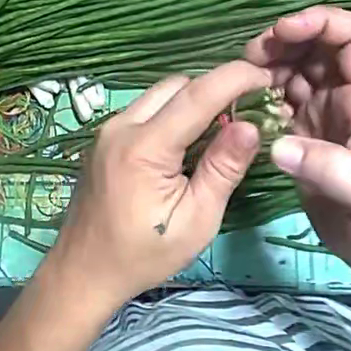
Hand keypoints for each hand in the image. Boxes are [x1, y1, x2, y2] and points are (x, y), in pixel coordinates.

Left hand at [47, 61, 272, 302]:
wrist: (82, 273)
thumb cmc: (143, 255)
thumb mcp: (197, 220)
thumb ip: (223, 169)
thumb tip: (252, 127)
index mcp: (145, 147)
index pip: (198, 95)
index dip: (236, 78)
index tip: (267, 76)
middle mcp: (122, 127)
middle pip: (178, 85)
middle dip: (216, 88)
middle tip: (249, 109)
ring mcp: (109, 130)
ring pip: (160, 94)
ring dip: (194, 100)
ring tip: (223, 126)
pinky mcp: (105, 139)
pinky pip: (147, 109)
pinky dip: (174, 113)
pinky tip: (190, 142)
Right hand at [245, 7, 350, 277]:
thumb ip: (331, 170)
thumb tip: (278, 145)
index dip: (322, 22)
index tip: (282, 32)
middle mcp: (350, 99)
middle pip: (319, 47)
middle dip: (285, 41)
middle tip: (248, 59)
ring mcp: (326, 116)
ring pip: (296, 71)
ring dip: (269, 67)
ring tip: (241, 83)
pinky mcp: (306, 138)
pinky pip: (281, 103)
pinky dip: (261, 99)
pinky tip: (245, 111)